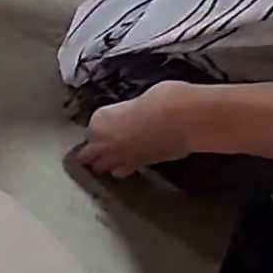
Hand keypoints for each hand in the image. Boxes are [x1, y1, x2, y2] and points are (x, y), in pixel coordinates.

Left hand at [75, 80, 199, 176]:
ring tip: (119, 157)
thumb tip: (135, 115)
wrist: (187, 119)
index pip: (92, 129)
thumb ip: (128, 112)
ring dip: (106, 163)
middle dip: (94, 153)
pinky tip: (134, 162)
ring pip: (99, 167)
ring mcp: (114, 157)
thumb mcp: (139, 100)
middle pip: (85, 155)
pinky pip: (120, 172)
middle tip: (108, 148)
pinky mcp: (133, 167)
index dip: (103, 130)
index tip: (115, 127)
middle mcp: (100, 141)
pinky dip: (124, 169)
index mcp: (98, 120)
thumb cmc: (165, 100)